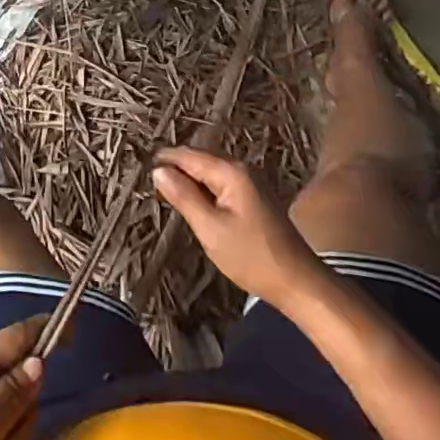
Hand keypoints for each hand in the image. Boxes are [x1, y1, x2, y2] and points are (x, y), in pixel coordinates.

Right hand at [153, 146, 324, 305]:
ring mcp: (250, 184)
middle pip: (201, 159)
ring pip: (210, 172)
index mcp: (231, 173)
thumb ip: (184, 196)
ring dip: (189, 177)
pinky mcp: (254, 199)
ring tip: (163, 186)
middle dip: (175, 164)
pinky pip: (221, 184)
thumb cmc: (252, 257)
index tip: (140, 162)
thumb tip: (159, 171)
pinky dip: (203, 188)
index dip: (165, 158)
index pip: (189, 156)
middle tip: (147, 174)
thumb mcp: (210, 228)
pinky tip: (191, 200)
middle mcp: (242, 170)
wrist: (299, 282)